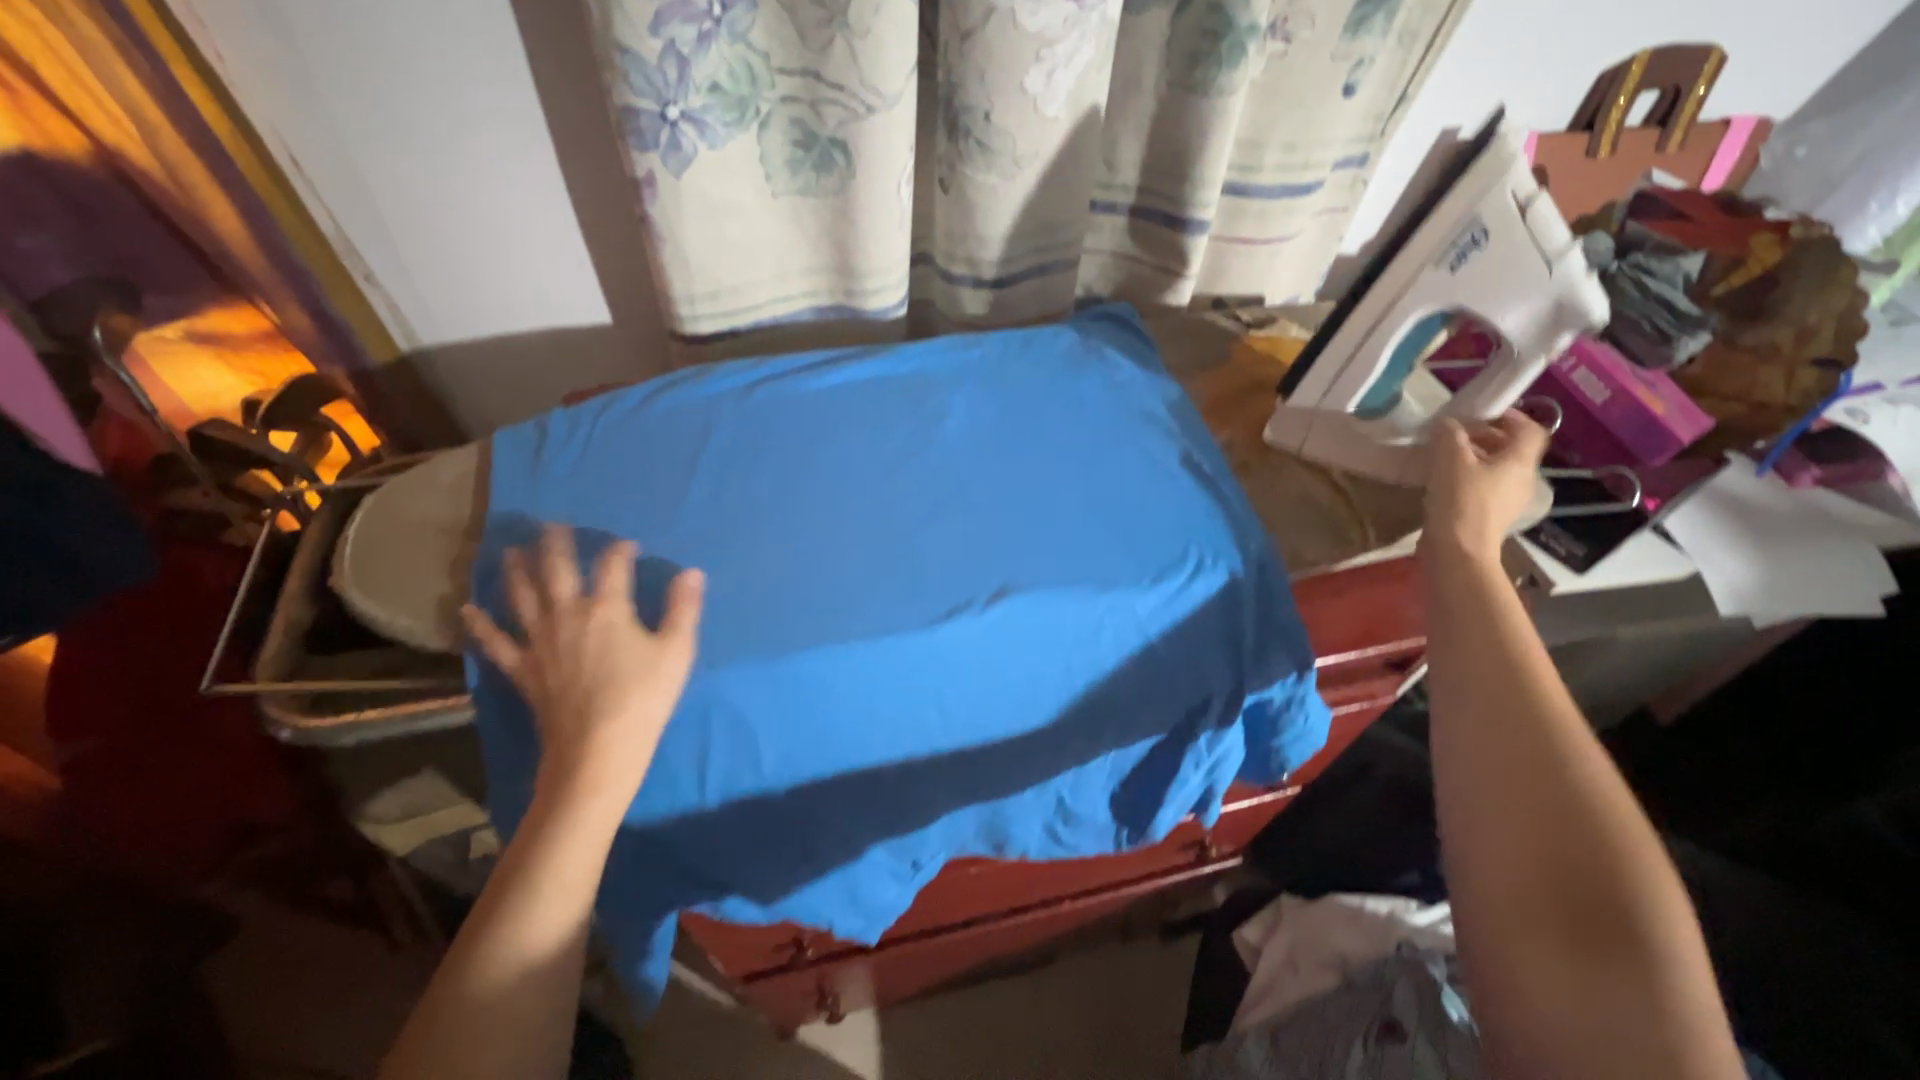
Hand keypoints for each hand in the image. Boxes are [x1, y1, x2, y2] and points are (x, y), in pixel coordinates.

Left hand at [462, 525, 703, 808]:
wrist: (597, 748)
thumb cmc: (644, 698)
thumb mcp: (676, 652)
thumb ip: (683, 609)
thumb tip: (692, 572)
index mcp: (608, 608)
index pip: (613, 566)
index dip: (620, 550)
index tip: (627, 545)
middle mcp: (567, 614)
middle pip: (558, 569)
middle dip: (556, 544)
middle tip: (551, 524)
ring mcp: (539, 640)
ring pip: (523, 596)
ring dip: (516, 570)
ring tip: (512, 550)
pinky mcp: (522, 668)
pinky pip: (495, 642)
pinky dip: (480, 624)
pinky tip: (468, 609)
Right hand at [1421, 410, 1548, 566]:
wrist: (1458, 551)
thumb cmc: (1461, 500)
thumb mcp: (1450, 459)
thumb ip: (1450, 434)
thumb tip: (1449, 424)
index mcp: (1520, 462)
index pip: (1530, 429)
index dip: (1511, 416)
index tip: (1483, 413)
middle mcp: (1523, 479)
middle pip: (1512, 449)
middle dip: (1487, 437)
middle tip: (1457, 434)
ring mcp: (1509, 501)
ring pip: (1498, 469)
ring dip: (1476, 458)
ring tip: (1446, 457)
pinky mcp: (1491, 516)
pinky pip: (1486, 487)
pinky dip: (1470, 478)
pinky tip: (1445, 482)